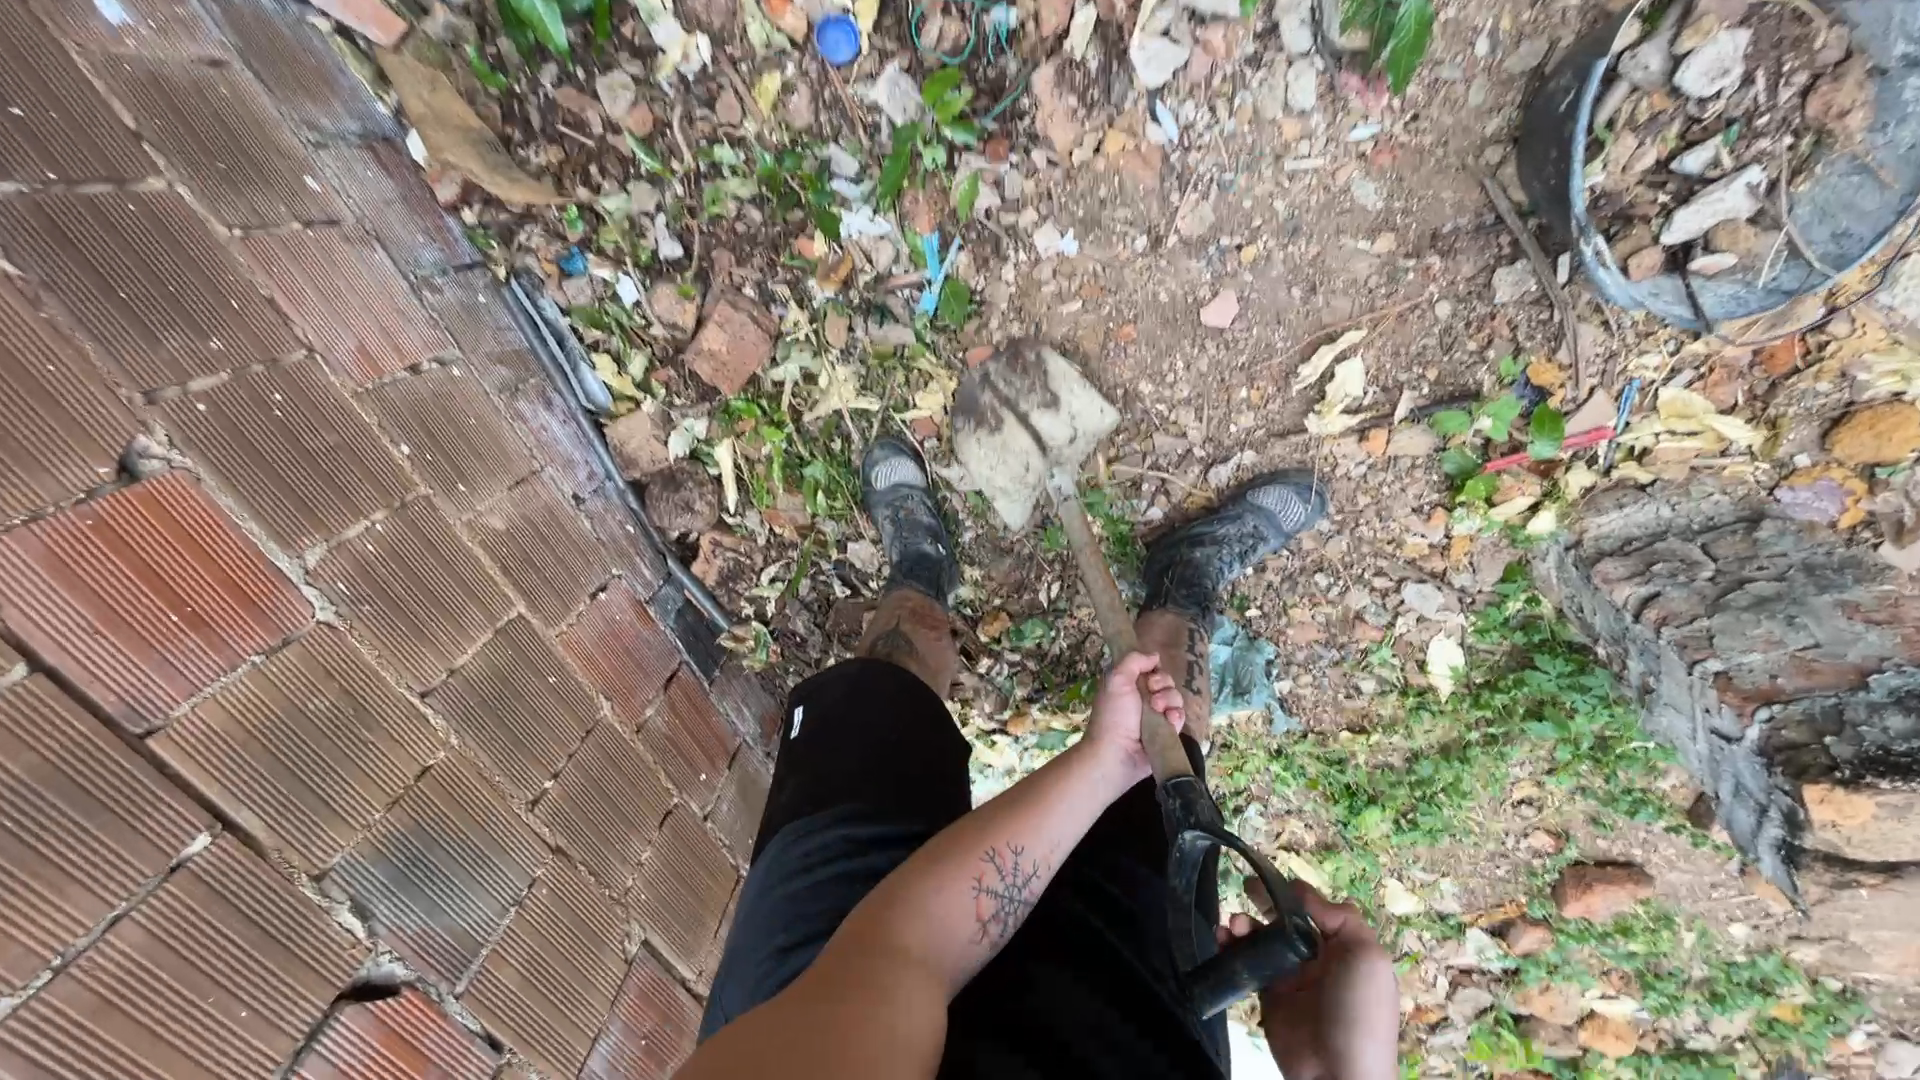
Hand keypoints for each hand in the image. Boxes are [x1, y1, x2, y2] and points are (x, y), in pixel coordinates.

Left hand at [1082, 651, 1183, 783]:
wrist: (1117, 752)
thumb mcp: (1117, 679)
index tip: (1149, 675)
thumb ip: (1134, 661)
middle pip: (1166, 681)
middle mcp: (1143, 698)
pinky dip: (1176, 717)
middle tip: (1152, 696)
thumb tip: (1154, 656)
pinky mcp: (1167, 732)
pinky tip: (1168, 721)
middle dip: (1162, 685)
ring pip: (1175, 697)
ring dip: (1169, 700)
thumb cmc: (1114, 714)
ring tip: (1157, 710)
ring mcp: (1156, 716)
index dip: (1154, 670)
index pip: (1151, 669)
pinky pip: (1180, 717)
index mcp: (1129, 685)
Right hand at [1218, 883, 1399, 1079]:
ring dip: (1244, 923)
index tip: (1273, 881)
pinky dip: (1230, 947)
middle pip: (1285, 920)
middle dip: (1265, 901)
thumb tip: (1304, 893)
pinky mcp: (1266, 995)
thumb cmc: (1358, 1012)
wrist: (1337, 1076)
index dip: (1294, 893)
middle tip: (1246, 887)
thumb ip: (1342, 919)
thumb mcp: (1368, 959)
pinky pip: (1245, 963)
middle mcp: (1317, 959)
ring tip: (1234, 924)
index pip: (1316, 911)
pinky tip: (1223, 938)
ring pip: (1261, 938)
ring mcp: (1289, 977)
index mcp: (1344, 950)